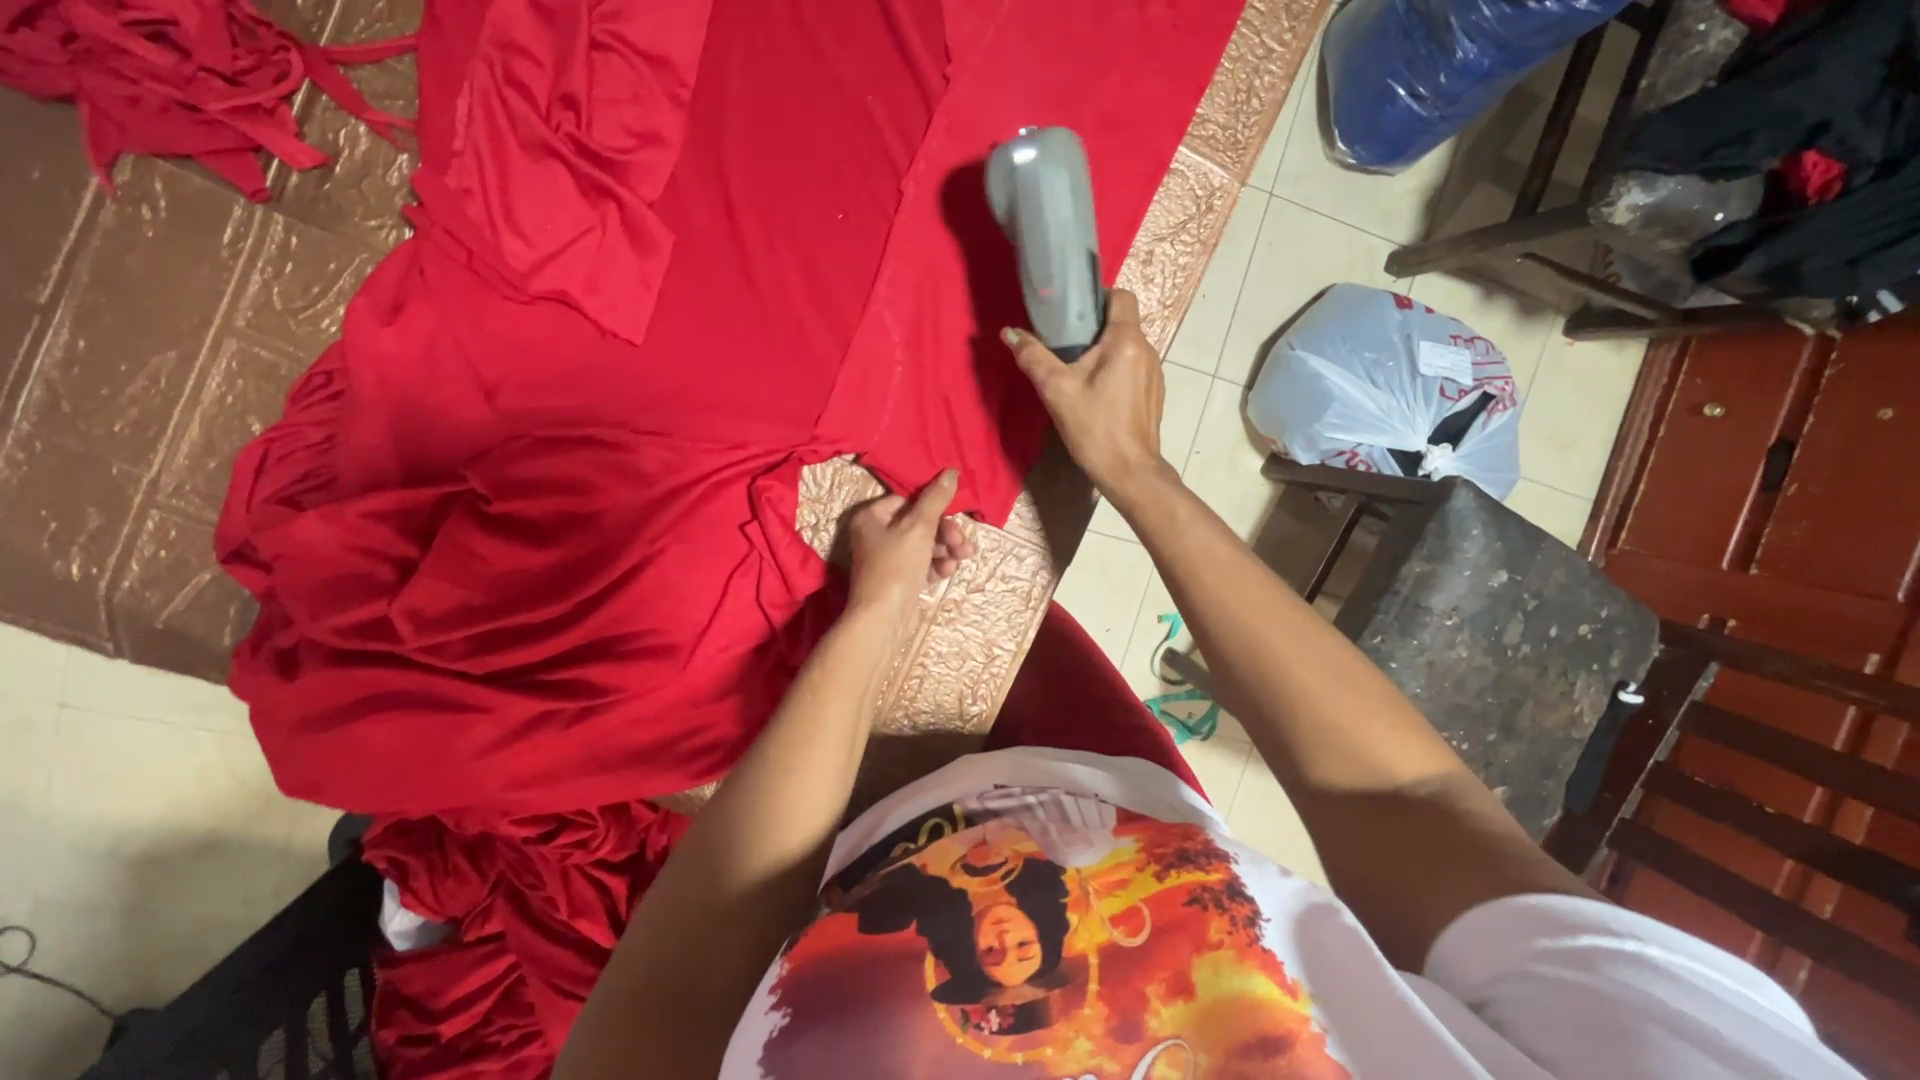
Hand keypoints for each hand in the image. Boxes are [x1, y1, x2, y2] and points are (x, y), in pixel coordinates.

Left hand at [846, 469, 975, 617]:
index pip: (907, 500)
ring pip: (923, 545)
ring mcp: (886, 559)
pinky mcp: (897, 579)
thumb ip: (935, 498)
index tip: (954, 514)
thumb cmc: (896, 566)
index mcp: (872, 517)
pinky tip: (946, 573)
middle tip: (961, 543)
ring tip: (960, 558)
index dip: (933, 507)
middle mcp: (875, 535)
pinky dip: (935, 566)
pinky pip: (921, 564)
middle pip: (919, 523)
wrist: (883, 618)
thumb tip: (950, 471)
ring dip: (945, 550)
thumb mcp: (919, 527)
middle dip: (944, 533)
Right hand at [1002, 289, 1173, 498]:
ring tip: (1078, 370)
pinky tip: (1098, 392)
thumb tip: (1009, 333)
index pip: (1121, 296)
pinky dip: (1115, 369)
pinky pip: (1133, 367)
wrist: (1129, 471)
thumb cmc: (1094, 428)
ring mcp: (1154, 372)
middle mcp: (1147, 350)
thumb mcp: (1056, 390)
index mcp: (1126, 341)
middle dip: (1094, 328)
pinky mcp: (1154, 392)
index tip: (1073, 312)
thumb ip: (1033, 357)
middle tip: (1065, 344)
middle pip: (1122, 322)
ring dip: (1104, 351)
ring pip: (1127, 346)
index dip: (1098, 296)